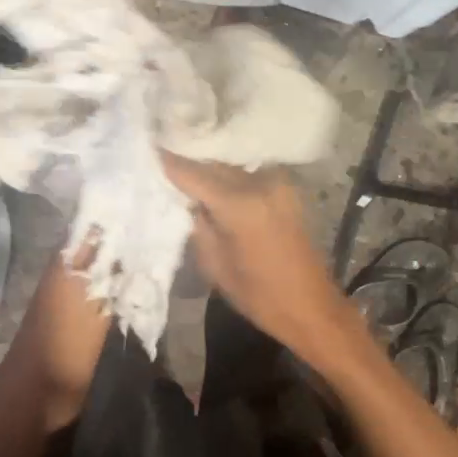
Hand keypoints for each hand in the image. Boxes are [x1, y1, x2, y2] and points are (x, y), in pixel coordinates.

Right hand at [160, 152, 363, 364]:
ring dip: (207, 169)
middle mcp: (259, 183)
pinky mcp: (285, 189)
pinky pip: (246, 175)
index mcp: (239, 204)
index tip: (145, 149)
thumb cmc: (260, 296)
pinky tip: (211, 183)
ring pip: (230, 167)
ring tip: (182, 171)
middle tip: (159, 162)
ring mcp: (276, 183)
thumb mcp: (215, 265)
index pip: (193, 174)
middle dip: (187, 164)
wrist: (312, 307)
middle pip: (212, 165)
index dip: (167, 162)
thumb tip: (186, 201)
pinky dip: (227, 176)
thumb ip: (198, 226)